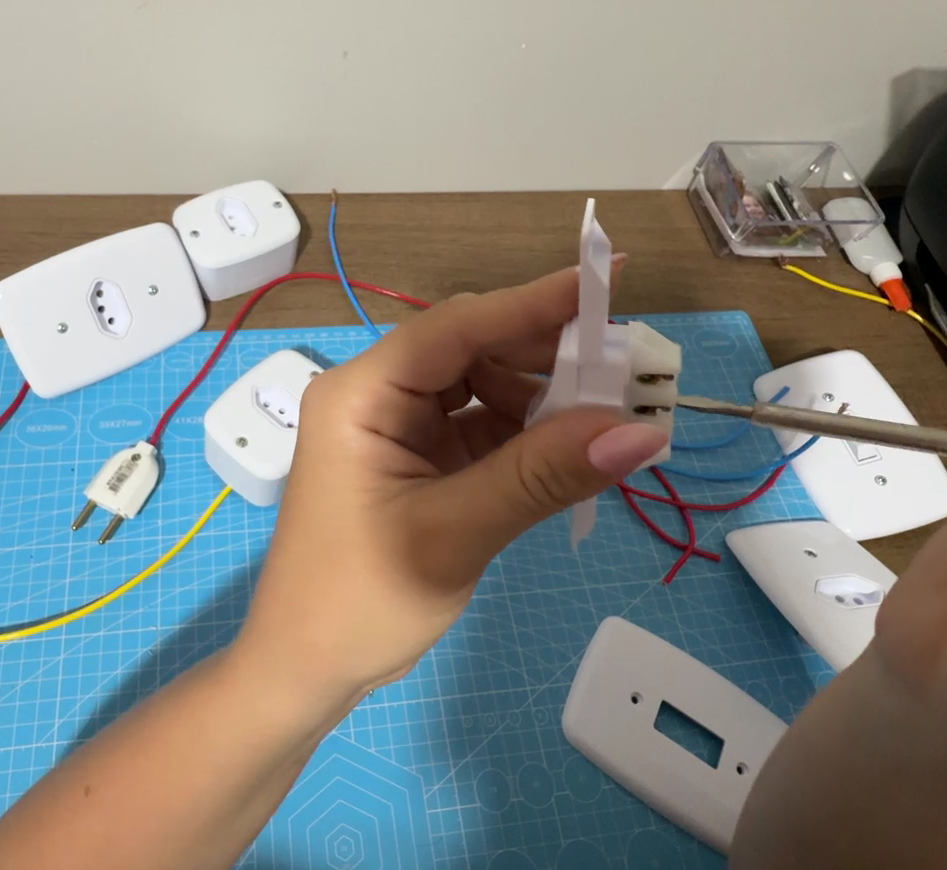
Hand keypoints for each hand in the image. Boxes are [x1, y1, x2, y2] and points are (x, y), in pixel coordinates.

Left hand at [231, 266, 669, 707]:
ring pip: (480, 385)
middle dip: (546, 353)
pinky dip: (525, 432)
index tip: (609, 277)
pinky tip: (570, 444)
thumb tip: (641, 431)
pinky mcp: (415, 457)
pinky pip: (479, 425)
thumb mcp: (454, 534)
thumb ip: (542, 476)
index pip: (456, 326)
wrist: (305, 670)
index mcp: (360, 393)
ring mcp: (394, 426)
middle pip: (470, 348)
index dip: (535, 301)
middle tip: (625, 364)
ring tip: (607, 412)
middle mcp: (374, 394)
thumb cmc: (358, 602)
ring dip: (541, 395)